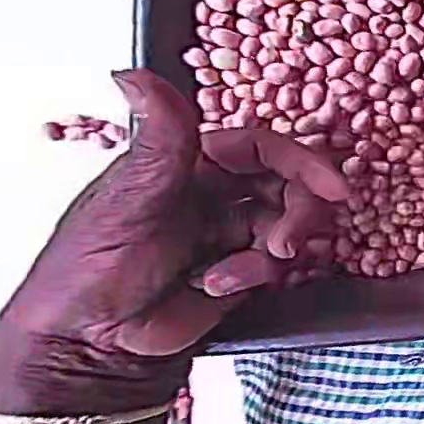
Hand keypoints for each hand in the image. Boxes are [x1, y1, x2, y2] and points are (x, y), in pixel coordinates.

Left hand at [0, 69, 348, 415]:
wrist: (89, 349)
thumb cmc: (93, 268)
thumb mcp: (131, 198)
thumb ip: (159, 140)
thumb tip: (132, 74)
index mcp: (191, 164)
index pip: (264, 148)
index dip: (304, 163)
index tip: (334, 188)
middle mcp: (219, 192)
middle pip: (290, 185)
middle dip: (300, 213)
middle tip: (289, 244)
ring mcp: (234, 231)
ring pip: (292, 222)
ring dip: (279, 247)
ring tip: (243, 271)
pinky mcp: (244, 267)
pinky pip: (279, 261)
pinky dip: (258, 274)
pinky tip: (220, 286)